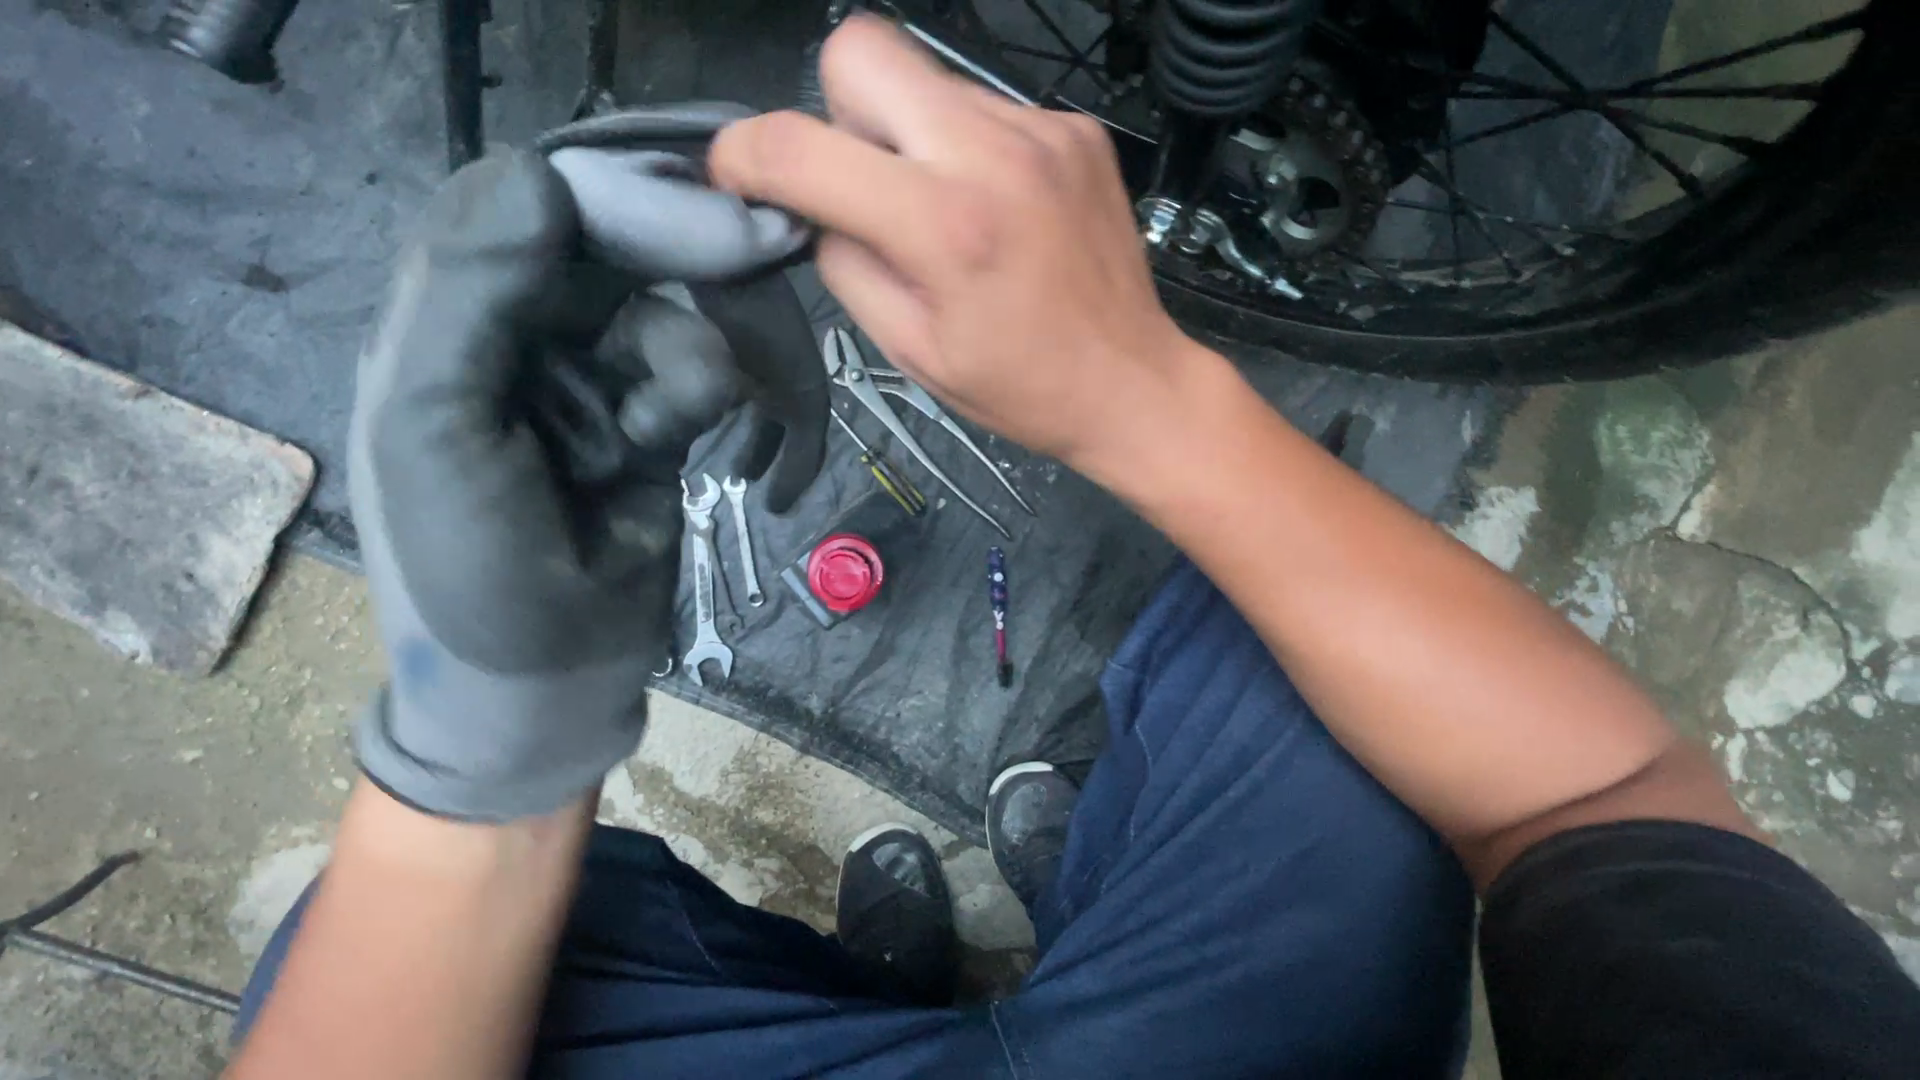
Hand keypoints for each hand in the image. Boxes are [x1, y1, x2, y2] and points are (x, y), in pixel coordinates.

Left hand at [351, 126, 803, 821]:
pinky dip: (696, 394)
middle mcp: (517, 340)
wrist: (547, 686)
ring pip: (660, 317)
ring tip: (668, 424)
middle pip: (603, 252)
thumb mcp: (436, 428)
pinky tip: (678, 437)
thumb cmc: (471, 569)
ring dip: (680, 359)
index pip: (514, 211)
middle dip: (667, 261)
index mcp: (441, 326)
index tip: (678, 202)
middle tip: (749, 255)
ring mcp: (591, 383)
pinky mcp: (652, 422)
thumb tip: (540, 171)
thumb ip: (469, 295)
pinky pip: (691, 374)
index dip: (594, 195)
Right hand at [709, 16, 1212, 474]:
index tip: (739, 176)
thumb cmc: (1019, 386)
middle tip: (864, 188)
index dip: (744, 154)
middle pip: (861, 51)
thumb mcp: (911, 349)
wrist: (1131, 382)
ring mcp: (1043, 129)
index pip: (802, 146)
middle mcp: (992, 152)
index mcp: (943, 226)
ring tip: (946, 213)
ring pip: (926, 81)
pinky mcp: (1076, 128)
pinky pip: (984, 108)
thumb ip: (844, 265)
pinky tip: (997, 209)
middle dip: (837, 114)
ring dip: (910, 138)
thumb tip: (812, 209)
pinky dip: (968, 150)